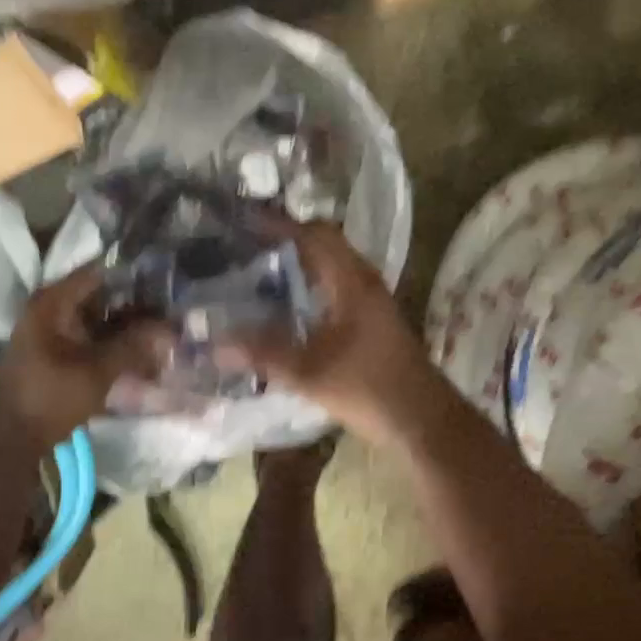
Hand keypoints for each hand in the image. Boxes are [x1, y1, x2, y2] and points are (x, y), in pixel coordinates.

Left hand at [0, 265, 171, 450]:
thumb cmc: (49, 397)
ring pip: (100, 319)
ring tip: (165, 333)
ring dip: (128, 327)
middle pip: (102, 295)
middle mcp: (52, 307)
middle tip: (173, 310)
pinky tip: (142, 354)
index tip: (166, 279)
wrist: (8, 441)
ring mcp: (53, 330)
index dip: (135, 274)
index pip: (101, 271)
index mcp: (54, 300)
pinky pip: (92, 338)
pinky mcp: (58, 352)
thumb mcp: (96, 371)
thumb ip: (133, 346)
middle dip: (137, 305)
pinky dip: (114, 343)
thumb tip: (169, 330)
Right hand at [223, 222, 443, 447]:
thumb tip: (216, 344)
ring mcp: (371, 299)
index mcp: (352, 280)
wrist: (424, 421)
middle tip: (245, 243)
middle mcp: (363, 280)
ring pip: (330, 264)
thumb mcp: (311, 373)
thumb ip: (264, 354)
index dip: (279, 223)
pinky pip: (335, 284)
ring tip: (258, 267)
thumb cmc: (371, 388)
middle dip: (285, 238)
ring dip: (298, 260)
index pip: (314, 233)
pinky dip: (309, 283)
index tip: (244, 219)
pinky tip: (285, 305)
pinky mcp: (371, 319)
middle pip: (323, 243)